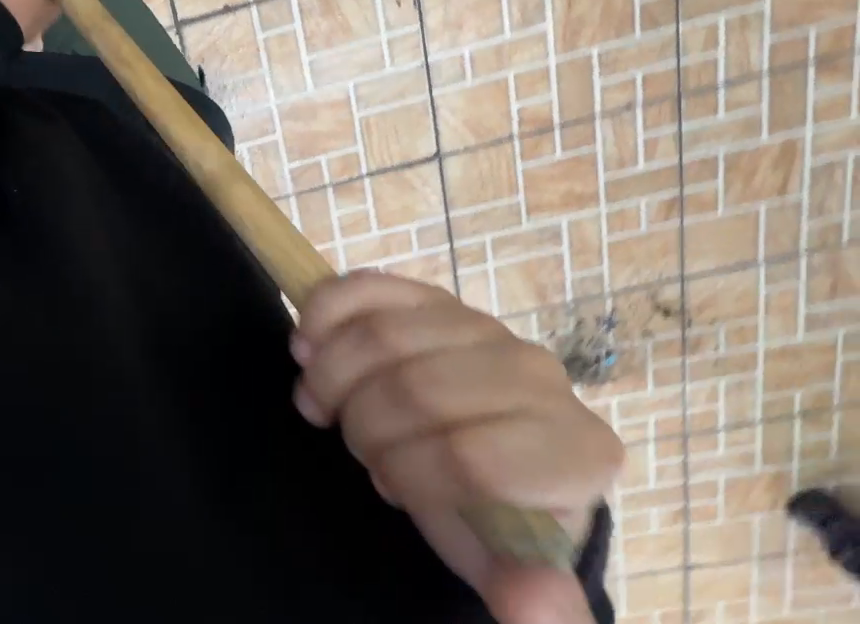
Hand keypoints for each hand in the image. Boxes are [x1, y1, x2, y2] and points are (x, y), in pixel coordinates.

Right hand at [293, 272, 623, 623]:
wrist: (485, 448)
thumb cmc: (488, 508)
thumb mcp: (506, 560)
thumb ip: (532, 591)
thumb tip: (528, 606)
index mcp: (572, 450)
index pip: (469, 457)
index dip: (410, 475)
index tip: (394, 489)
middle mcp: (538, 375)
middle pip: (415, 390)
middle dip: (364, 426)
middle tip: (355, 446)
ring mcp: (481, 325)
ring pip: (380, 334)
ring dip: (329, 374)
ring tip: (324, 404)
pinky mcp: (429, 294)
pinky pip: (364, 288)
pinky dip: (320, 316)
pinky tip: (308, 347)